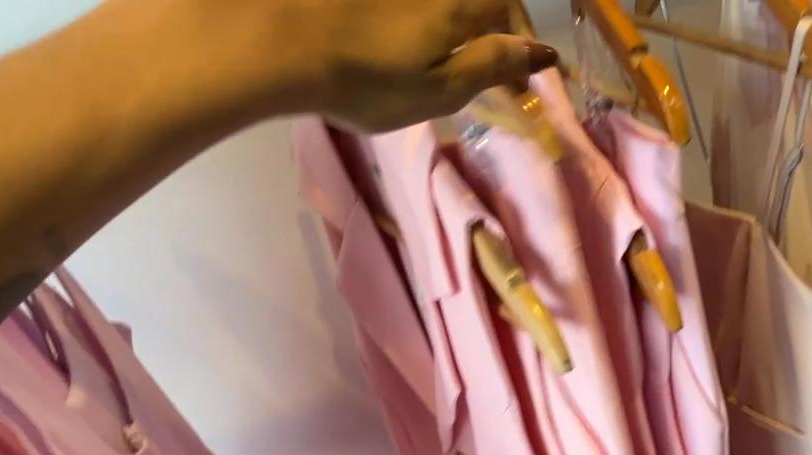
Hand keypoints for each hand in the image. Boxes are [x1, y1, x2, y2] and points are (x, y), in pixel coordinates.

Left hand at [140, 0, 562, 131]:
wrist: (269, 41)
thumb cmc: (365, 81)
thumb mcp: (440, 89)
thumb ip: (493, 65)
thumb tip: (543, 53)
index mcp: (455, 9)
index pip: (507, 9)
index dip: (523, 37)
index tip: (528, 71)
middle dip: (494, 19)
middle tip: (489, 54)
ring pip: (439, 5)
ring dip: (459, 18)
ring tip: (445, 48)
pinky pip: (404, 7)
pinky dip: (416, 17)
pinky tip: (401, 31)